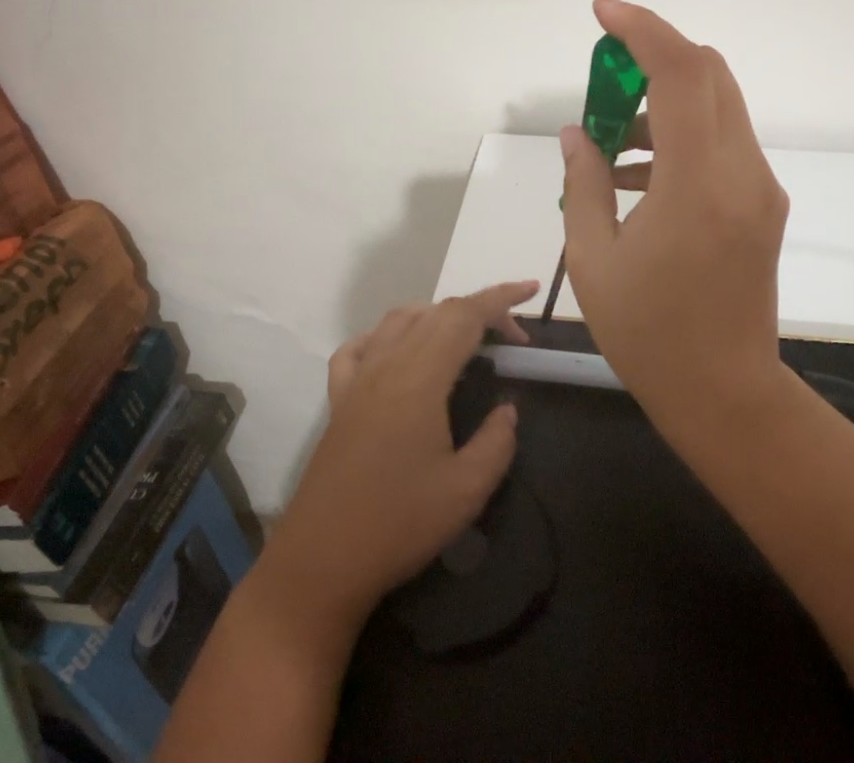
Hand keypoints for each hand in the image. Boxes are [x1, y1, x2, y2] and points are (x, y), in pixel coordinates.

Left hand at [261, 281, 538, 627]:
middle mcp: (384, 368)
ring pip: (397, 322)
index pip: (463, 316)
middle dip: (479, 309)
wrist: (321, 561)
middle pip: (434, 313)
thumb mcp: (468, 490)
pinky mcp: (338, 403)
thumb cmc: (399, 525)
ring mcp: (355, 383)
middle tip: (514, 337)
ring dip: (437, 316)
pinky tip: (400, 353)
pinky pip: (361, 348)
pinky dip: (388, 336)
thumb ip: (497, 441)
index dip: (500, 298)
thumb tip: (506, 410)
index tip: (532, 291)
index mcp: (418, 380)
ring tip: (467, 338)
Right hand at [559, 0, 789, 407]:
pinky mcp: (766, 206)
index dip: (642, 29)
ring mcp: (762, 189)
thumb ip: (583, 184)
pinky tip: (640, 176)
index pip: (681, 72)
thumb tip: (576, 134)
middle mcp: (743, 174)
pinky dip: (684, 136)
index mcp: (696, 186)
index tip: (602, 12)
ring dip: (667, 101)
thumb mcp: (593, 261)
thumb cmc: (648, 336)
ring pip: (720, 107)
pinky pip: (725, 144)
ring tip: (612, 145)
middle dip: (654, 58)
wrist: (724, 391)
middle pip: (710, 74)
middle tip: (603, 84)